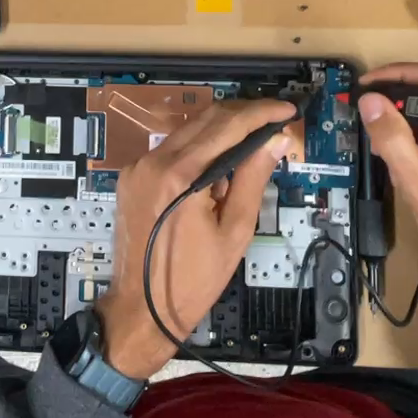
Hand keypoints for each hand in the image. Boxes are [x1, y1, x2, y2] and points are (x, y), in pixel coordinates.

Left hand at [94, 98, 296, 379]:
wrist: (141, 307)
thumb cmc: (192, 279)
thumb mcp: (235, 230)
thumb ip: (252, 179)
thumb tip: (274, 142)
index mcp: (179, 174)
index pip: (227, 125)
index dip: (260, 113)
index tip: (285, 111)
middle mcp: (153, 162)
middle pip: (205, 120)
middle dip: (243, 116)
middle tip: (274, 123)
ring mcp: (137, 168)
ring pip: (187, 132)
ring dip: (220, 132)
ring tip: (252, 147)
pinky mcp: (131, 177)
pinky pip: (170, 150)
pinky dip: (197, 150)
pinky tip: (217, 170)